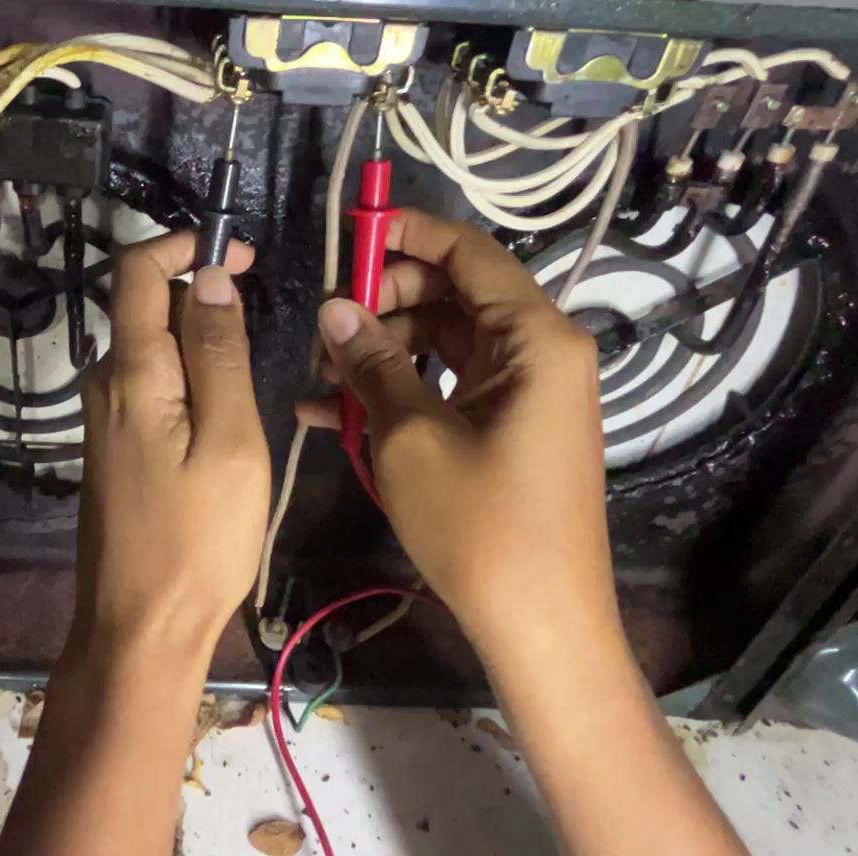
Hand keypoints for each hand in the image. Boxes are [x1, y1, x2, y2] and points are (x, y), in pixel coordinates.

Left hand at [72, 232, 269, 659]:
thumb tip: (208, 275)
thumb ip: (217, 353)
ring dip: (199, 338)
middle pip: (145, 305)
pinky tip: (224, 412)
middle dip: (201, 293)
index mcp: (130, 372)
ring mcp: (106, 415)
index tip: (241, 253)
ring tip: (253, 373)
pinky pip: (151, 383)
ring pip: (152, 346)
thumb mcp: (228, 439)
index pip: (136, 270)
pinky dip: (188, 374)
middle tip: (264, 324)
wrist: (142, 626)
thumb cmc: (198, 537)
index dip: (185, 245)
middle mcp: (105, 382)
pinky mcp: (116, 444)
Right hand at [297, 209, 610, 647]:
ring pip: (439, 341)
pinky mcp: (501, 424)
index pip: (470, 254)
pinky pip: (442, 385)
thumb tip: (334, 307)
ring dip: (377, 351)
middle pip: (451, 295)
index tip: (349, 232)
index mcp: (535, 339)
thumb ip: (371, 360)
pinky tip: (328, 413)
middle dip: (382, 302)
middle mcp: (536, 352)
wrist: (537, 625)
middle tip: (326, 326)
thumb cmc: (480, 525)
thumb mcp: (409, 435)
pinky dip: (394, 390)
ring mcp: (519, 391)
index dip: (408, 233)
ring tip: (319, 379)